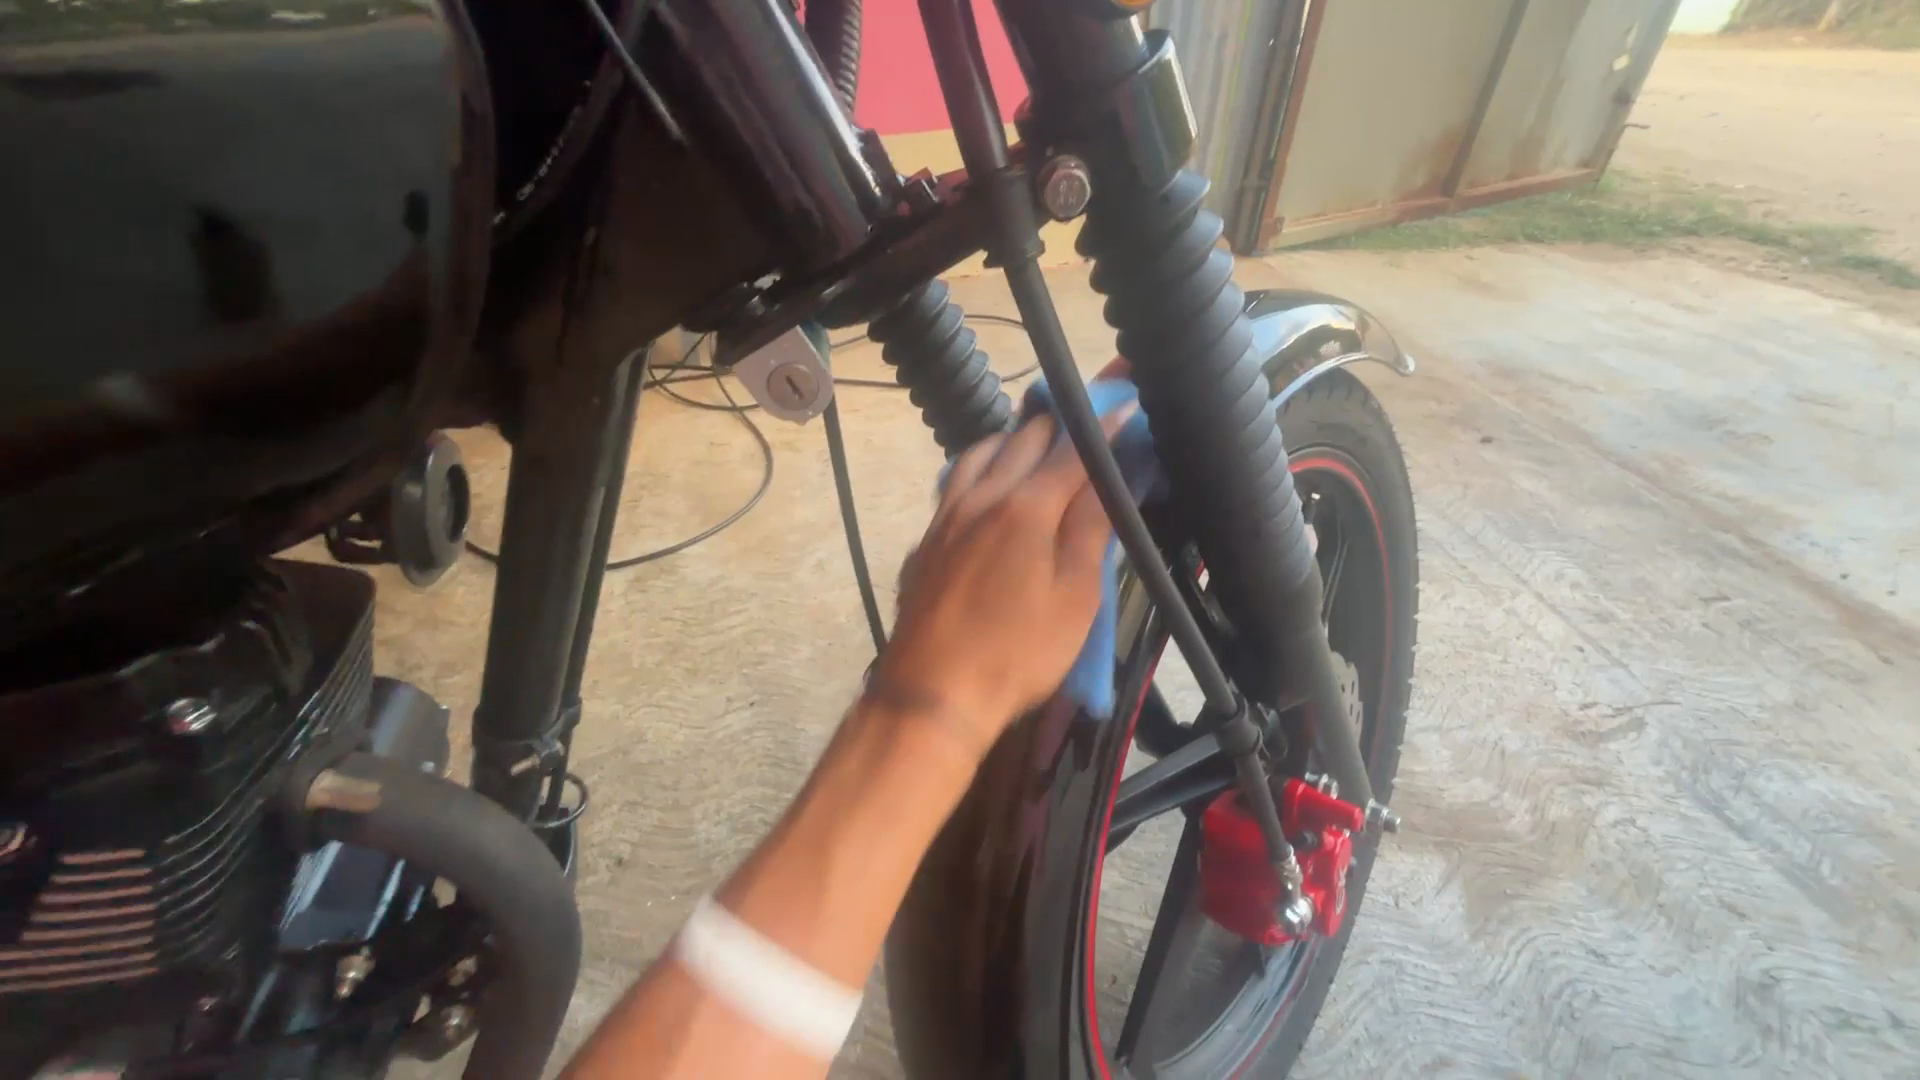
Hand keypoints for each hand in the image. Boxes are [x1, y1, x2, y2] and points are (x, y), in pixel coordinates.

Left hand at [866, 406, 1134, 758]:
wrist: (933, 691)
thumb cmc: (1018, 652)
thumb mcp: (1075, 596)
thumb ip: (1092, 527)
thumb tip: (1116, 474)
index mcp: (1025, 507)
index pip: (1073, 450)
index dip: (1104, 427)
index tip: (1125, 405)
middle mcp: (980, 496)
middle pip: (1022, 439)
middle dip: (1058, 426)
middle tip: (1085, 433)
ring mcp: (945, 516)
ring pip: (979, 453)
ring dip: (1012, 443)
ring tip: (1036, 453)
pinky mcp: (924, 540)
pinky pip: (953, 484)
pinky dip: (979, 471)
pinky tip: (987, 492)